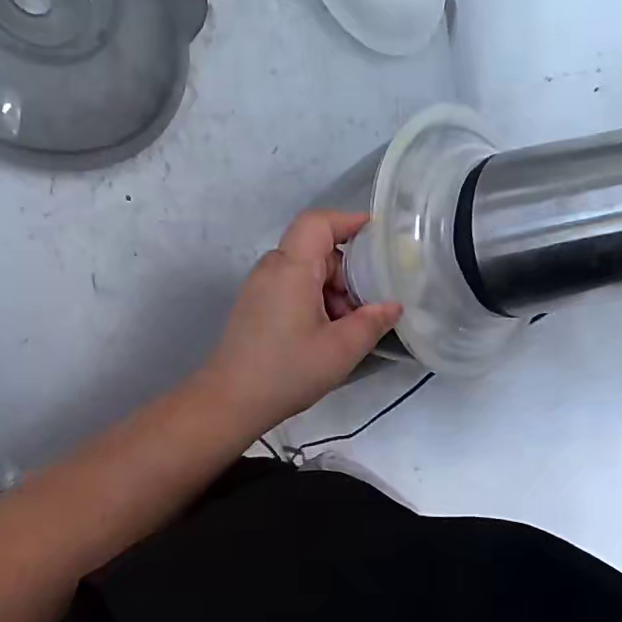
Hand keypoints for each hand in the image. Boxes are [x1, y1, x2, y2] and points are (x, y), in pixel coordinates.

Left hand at [197, 209, 402, 430]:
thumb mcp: (340, 349)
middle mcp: (271, 268)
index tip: (378, 238)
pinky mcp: (254, 305)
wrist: (230, 399)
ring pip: (305, 271)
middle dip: (347, 271)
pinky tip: (324, 334)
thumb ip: (372, 322)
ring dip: (331, 290)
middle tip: (366, 307)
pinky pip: (290, 287)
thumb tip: (392, 306)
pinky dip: (313, 300)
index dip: (348, 221)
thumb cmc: (286, 371)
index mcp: (291, 268)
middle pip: (316, 249)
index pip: (318, 222)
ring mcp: (259, 287)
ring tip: (346, 328)